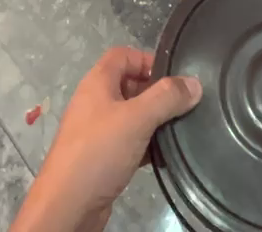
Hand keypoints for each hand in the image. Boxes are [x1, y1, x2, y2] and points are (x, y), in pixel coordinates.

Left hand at [11, 47, 202, 231]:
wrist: (67, 207)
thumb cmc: (99, 152)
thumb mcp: (137, 119)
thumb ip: (166, 98)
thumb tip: (194, 83)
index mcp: (97, 83)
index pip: (123, 55)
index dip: (147, 59)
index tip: (174, 77)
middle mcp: (96, 103)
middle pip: (130, 85)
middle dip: (156, 93)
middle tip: (182, 105)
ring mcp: (97, 132)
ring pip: (132, 116)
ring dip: (154, 121)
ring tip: (180, 129)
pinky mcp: (102, 159)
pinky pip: (129, 143)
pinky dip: (146, 145)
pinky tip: (165, 156)